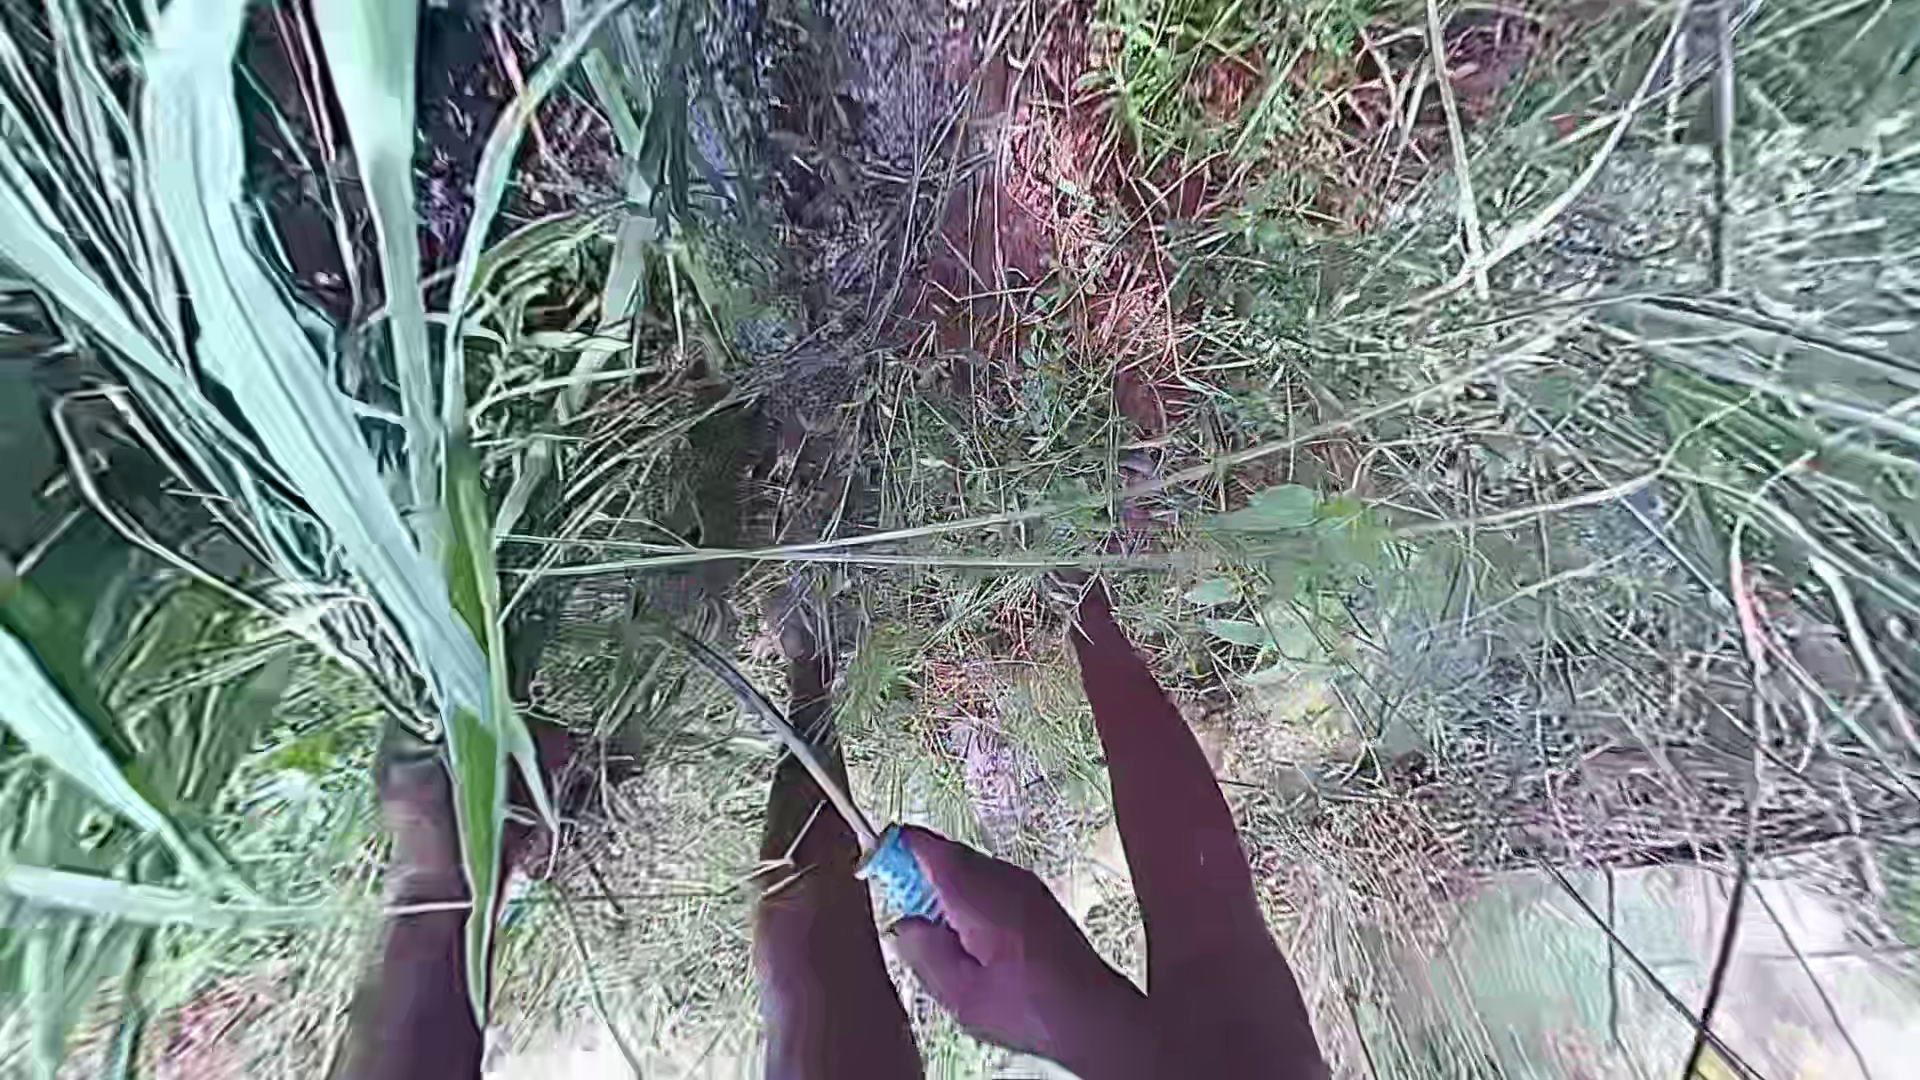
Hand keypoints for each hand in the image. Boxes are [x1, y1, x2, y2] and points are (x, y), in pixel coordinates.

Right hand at [889, 828, 1159, 1077]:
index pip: (927, 846)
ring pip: (968, 865)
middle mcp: (997, 872)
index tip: (875, 859)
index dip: (897, 845)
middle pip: (946, 852)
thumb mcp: (960, 994)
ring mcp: (1018, 878)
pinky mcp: (1031, 890)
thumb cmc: (1025, 1004)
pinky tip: (973, 935)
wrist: (1090, 1008)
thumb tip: (902, 923)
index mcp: (975, 891)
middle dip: (919, 872)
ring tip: (943, 934)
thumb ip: (924, 952)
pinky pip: (987, 876)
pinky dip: (968, 891)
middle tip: (908, 912)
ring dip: (945, 884)